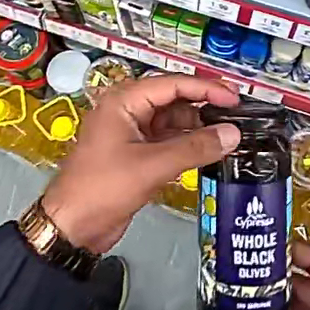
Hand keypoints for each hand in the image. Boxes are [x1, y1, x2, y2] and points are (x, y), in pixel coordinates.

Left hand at [42, 75, 239, 254]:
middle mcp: (128, 112)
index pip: (173, 84)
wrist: (73, 226)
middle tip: (235, 114)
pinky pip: (168, 141)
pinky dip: (188, 145)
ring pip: (173, 122)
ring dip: (198, 128)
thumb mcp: (152, 165)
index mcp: (124, 101)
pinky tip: (208, 151)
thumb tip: (230, 134)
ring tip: (227, 136)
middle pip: (174, 100)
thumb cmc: (99, 188)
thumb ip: (194, 148)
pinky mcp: (137, 154)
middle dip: (204, 107)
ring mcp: (132, 133)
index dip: (206, 88)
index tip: (233, 97)